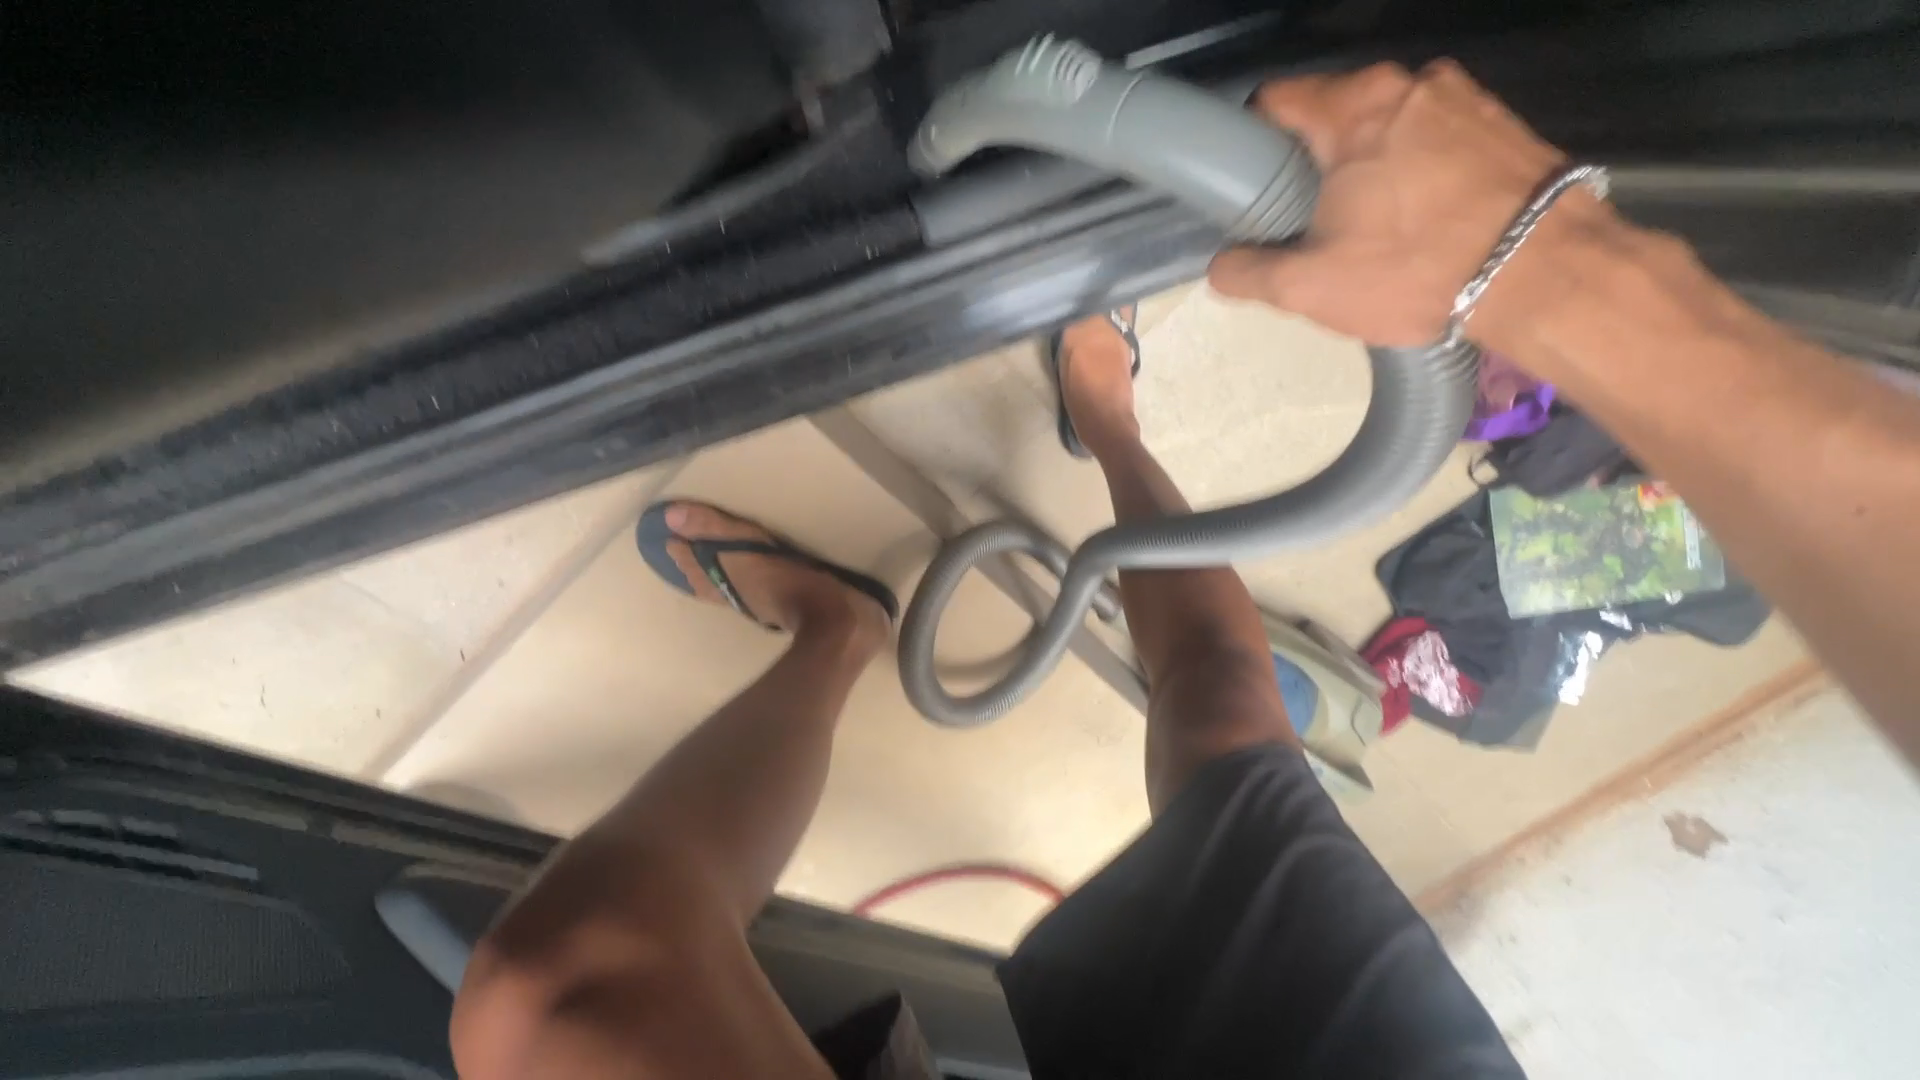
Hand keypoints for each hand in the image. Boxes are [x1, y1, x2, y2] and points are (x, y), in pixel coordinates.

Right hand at [1208, 61, 1609, 347]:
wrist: (1545, 271)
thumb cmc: (1413, 269)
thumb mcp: (1308, 288)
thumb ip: (1246, 273)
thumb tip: (1221, 266)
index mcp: (1353, 109)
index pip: (1274, 100)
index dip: (1250, 143)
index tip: (1251, 188)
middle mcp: (1408, 84)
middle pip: (1331, 113)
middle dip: (1310, 162)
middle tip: (1306, 222)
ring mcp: (1462, 97)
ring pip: (1384, 125)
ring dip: (1365, 165)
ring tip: (1369, 225)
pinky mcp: (1500, 122)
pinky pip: (1431, 136)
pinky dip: (1413, 167)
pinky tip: (1419, 219)